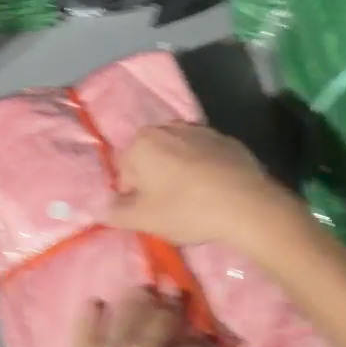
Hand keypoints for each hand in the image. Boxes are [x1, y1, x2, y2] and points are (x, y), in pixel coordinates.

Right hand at [105, 121, 300, 251]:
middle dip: (154, 179)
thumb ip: (117, 212)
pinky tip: (213, 190)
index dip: (132, 196)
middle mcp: (166, 127)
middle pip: (150, 157)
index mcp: (141, 142)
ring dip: (178, 171)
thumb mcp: (146, 219)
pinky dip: (203, 168)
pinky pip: (204, 154)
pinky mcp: (225, 139)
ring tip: (192, 200)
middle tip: (168, 208)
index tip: (148, 214)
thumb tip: (99, 207)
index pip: (124, 171)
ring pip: (177, 153)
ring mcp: (198, 130)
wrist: (246, 202)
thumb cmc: (187, 208)